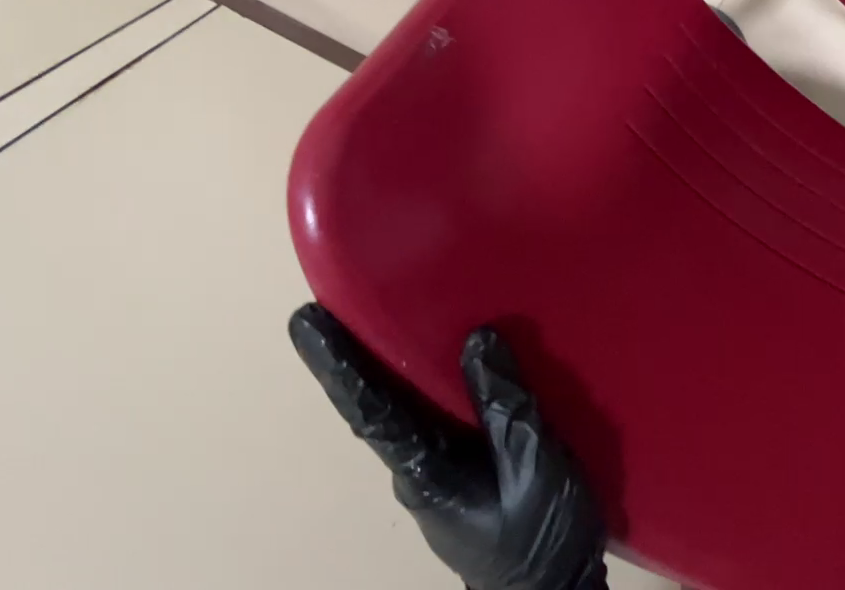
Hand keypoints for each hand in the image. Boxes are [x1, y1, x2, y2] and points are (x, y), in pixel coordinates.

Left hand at [290, 304, 607, 589]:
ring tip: (386, 316)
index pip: (370, 409)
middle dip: (352, 357)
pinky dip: (429, 381)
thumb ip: (505, 405)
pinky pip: (437, 416)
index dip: (337, 364)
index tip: (304, 321)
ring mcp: (437, 474)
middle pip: (378, 404)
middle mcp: (417, 469)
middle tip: (328, 309)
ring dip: (390, 365)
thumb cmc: (540, 535)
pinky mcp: (459, 472)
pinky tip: (446, 359)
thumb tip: (477, 338)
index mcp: (424, 470)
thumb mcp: (533, 467)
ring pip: (408, 409)